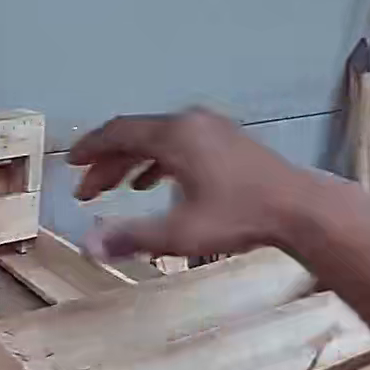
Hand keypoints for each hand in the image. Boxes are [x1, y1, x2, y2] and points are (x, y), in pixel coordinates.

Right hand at [67, 108, 369, 258]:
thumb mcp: (178, 233)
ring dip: (130, 163)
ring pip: (157, 140)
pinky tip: (150, 183)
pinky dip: (156, 162)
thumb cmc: (237, 218)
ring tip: (112, 189)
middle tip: (85, 192)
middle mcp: (189, 122)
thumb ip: (130, 237)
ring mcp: (210, 128)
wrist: (299, 209)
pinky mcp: (225, 141)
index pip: (119, 133)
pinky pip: (178, 145)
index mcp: (174, 135)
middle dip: (106, 163)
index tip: (70, 165)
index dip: (90, 149)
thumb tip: (87, 247)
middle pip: (135, 135)